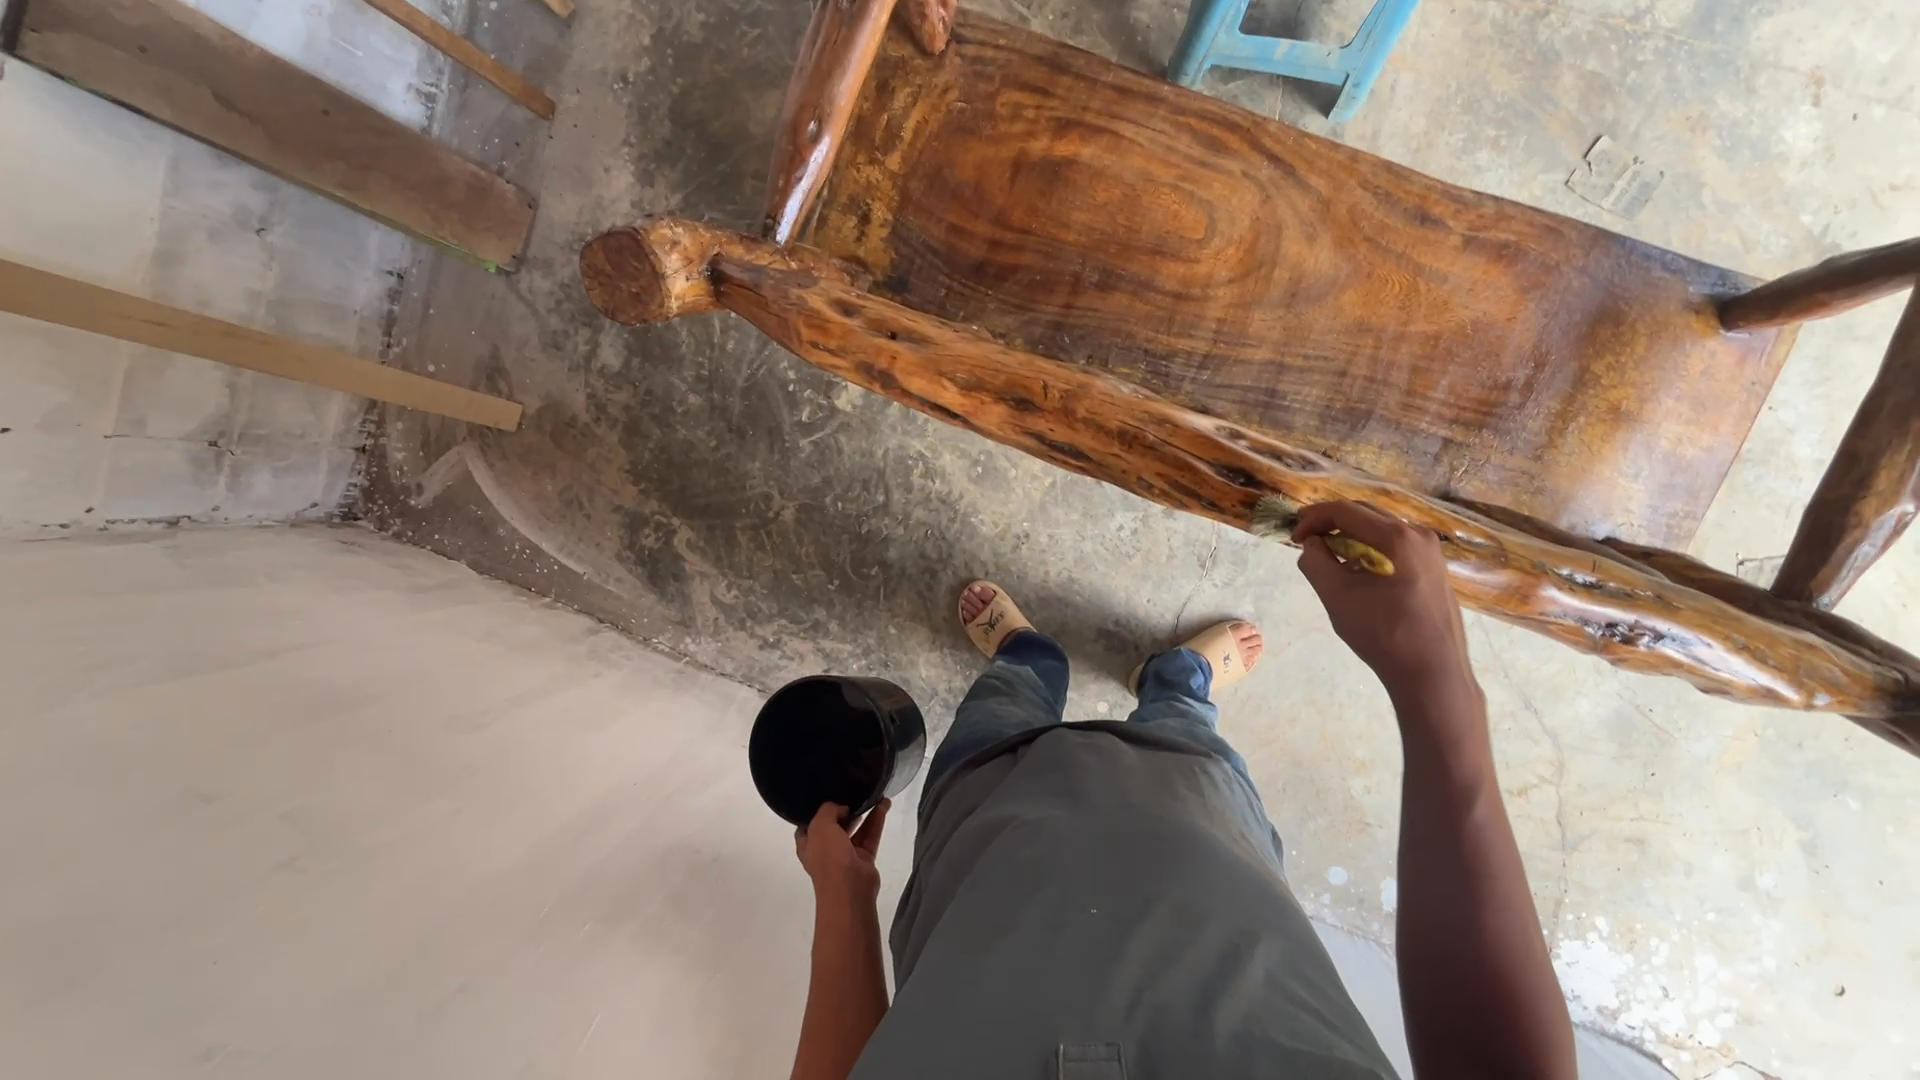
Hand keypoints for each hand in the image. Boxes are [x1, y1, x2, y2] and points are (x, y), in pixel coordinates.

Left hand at [794, 800, 888, 902]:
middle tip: (854, 791)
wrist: (850, 888)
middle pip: (835, 826)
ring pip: (856, 829)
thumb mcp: (820, 826)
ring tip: (875, 794)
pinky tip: (884, 804)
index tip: (829, 796)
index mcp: (808, 844)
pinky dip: (877, 820)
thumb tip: (842, 808)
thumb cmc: (828, 857)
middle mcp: (825, 850)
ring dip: (864, 812)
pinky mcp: (864, 859)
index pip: (809, 825)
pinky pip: (870, 835)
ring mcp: (845, 856)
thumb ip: (828, 810)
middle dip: (844, 810)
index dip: (817, 811)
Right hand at [1294, 501, 1479, 712]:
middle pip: (1366, 515)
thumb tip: (1312, 545)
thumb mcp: (1337, 595)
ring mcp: (1432, 554)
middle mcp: (1419, 536)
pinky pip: (1396, 549)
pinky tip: (1358, 576)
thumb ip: (1316, 562)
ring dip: (1351, 538)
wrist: (1433, 673)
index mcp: (1397, 537)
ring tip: (1330, 560)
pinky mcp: (1434, 573)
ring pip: (1382, 532)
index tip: (1293, 538)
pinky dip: (1370, 552)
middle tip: (1306, 542)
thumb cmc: (1383, 633)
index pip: (1345, 510)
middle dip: (1331, 524)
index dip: (1313, 518)